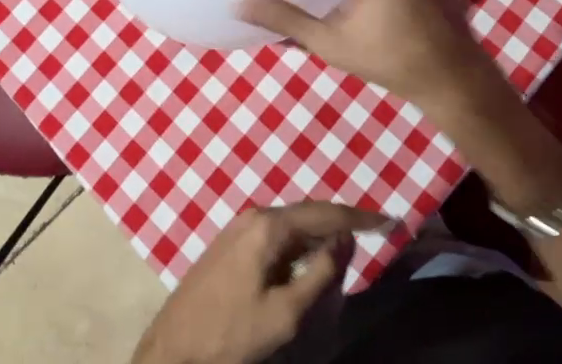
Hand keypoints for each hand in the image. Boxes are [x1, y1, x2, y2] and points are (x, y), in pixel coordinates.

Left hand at [131, 202, 383, 363]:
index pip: (326, 213)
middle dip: (344, 220)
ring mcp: (240, 227)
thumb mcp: (285, 312)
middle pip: (309, 211)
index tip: (389, 220)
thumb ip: (320, 273)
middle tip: (377, 227)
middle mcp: (254, 215)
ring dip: (322, 231)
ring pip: (293, 222)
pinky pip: (277, 233)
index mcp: (269, 226)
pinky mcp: (232, 243)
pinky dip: (302, 241)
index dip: (360, 218)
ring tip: (353, 239)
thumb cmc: (231, 334)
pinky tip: (314, 253)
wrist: (172, 351)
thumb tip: (345, 240)